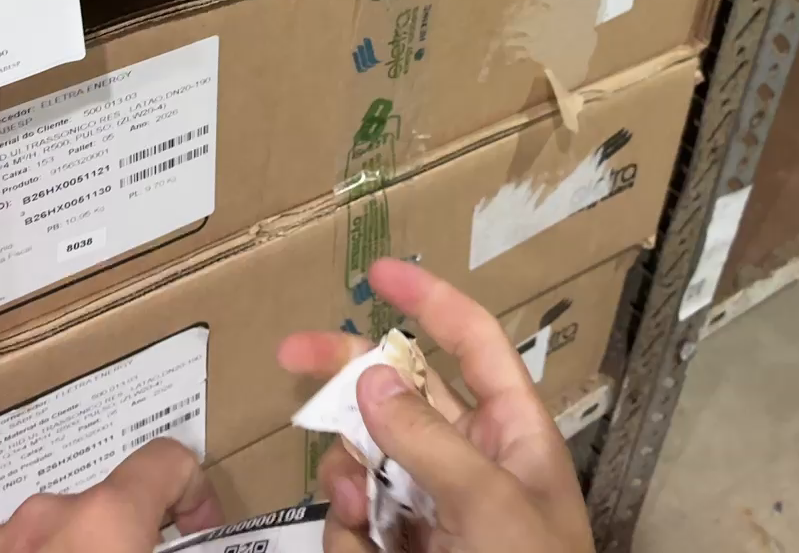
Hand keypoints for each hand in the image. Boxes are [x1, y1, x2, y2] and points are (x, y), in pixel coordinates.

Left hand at [0, 438, 223, 552]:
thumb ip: (184, 539)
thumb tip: (212, 534)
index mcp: (105, 518)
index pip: (170, 460)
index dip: (197, 493)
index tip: (204, 533)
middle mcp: (44, 517)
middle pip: (107, 503)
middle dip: (130, 534)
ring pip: (47, 530)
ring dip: (73, 551)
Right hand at [277, 259, 594, 552]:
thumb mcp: (490, 508)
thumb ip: (430, 440)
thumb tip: (371, 375)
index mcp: (510, 429)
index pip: (471, 339)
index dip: (428, 300)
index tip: (378, 272)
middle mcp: (469, 455)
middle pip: (400, 387)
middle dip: (348, 370)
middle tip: (289, 354)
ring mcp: (433, 503)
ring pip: (369, 454)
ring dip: (348, 468)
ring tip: (355, 502)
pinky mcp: (404, 547)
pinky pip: (359, 516)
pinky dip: (349, 526)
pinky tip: (363, 544)